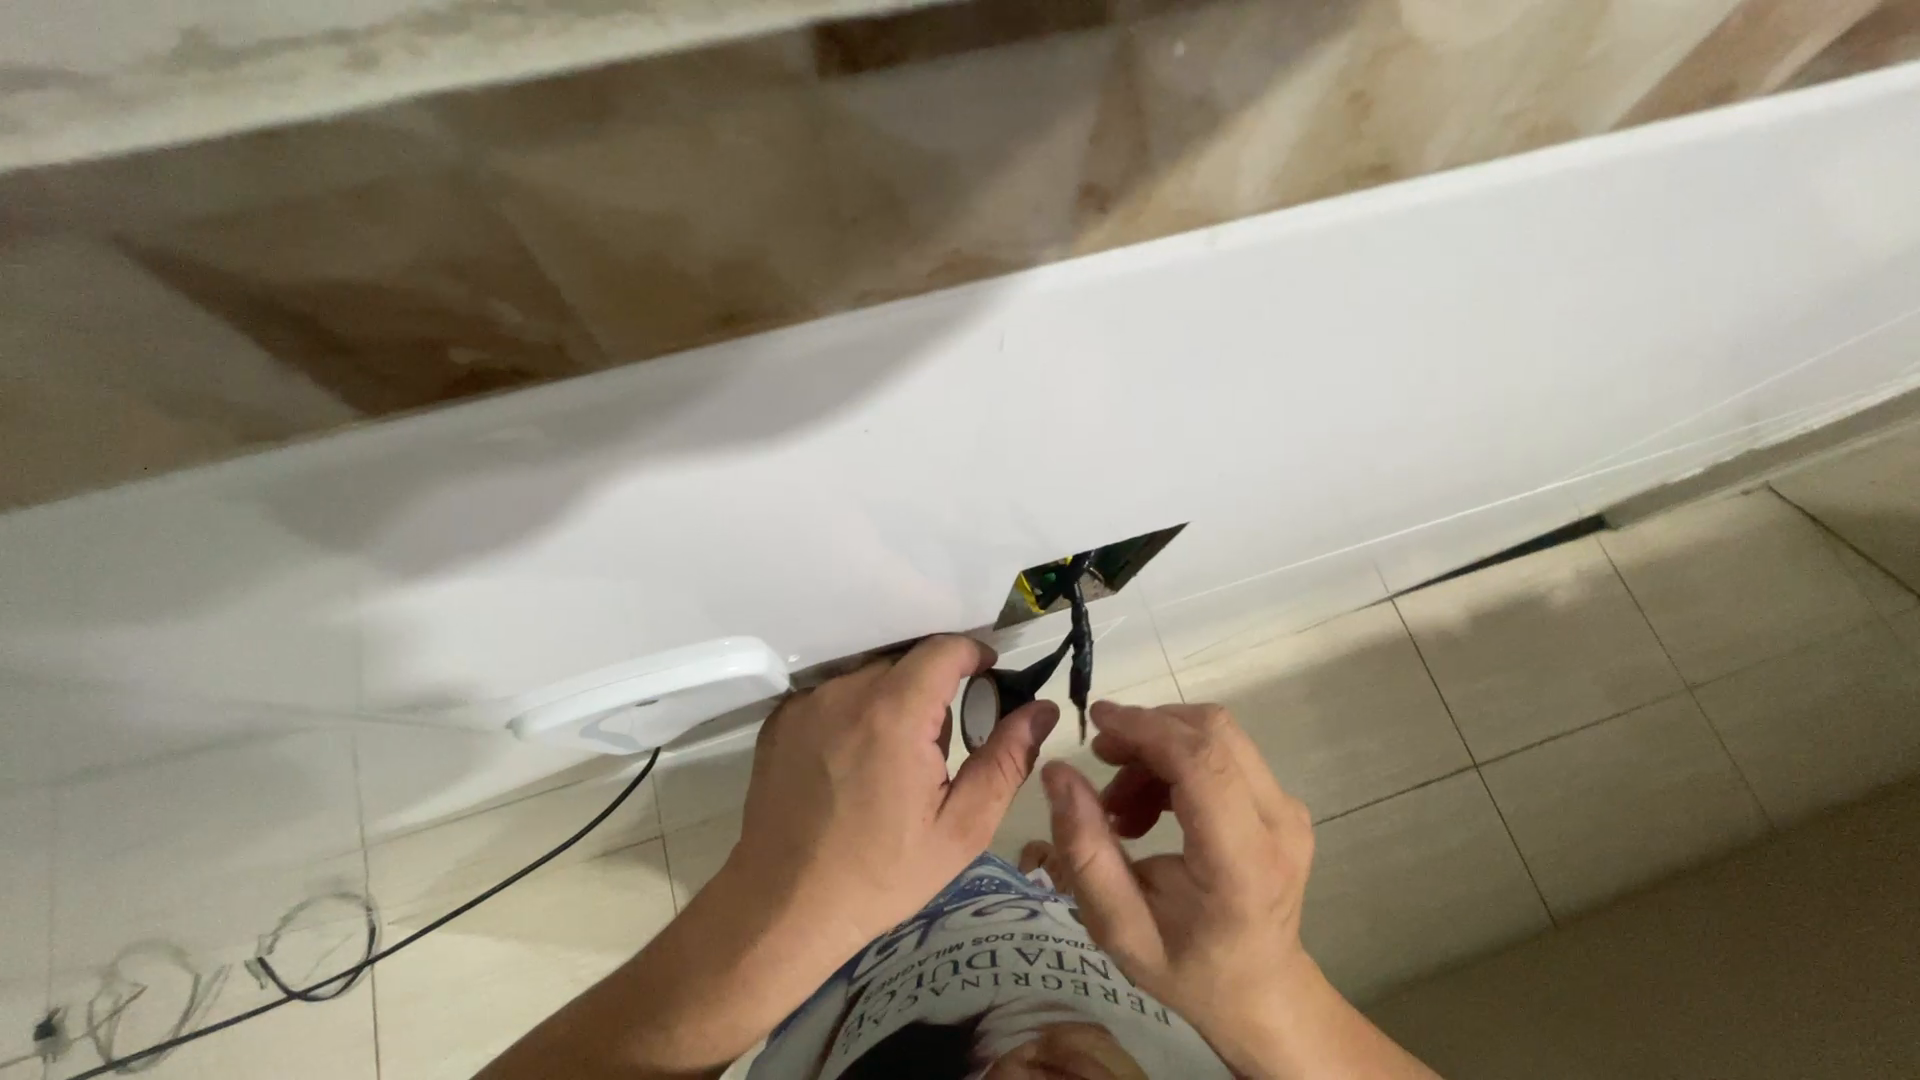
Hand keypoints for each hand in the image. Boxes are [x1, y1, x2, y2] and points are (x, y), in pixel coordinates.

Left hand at [720, 634, 1059, 962]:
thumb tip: (1042, 710)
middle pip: (907, 661)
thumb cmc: (880, 874)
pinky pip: (833, 695)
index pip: (944, 648)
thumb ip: (1006, 760)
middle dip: (933, 688)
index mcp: (894, 712)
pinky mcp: (780, 719)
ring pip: (868, 676)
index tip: (989, 678)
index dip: (974, 655)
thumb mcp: (961, 827)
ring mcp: (806, 703)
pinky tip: (851, 765)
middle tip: (940, 746)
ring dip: (892, 699)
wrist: (784, 905)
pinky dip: (853, 713)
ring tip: (892, 762)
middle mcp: (845, 692)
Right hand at [1040, 701, 1320, 1076]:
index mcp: (1242, 862)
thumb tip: (1057, 772)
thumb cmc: (1186, 967)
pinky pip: (1223, 753)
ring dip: (1158, 748)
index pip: (1200, 763)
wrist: (1261, 992)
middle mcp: (1279, 824)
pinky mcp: (1284, 802)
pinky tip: (1150, 804)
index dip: (1145, 729)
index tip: (1094, 721)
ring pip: (1216, 735)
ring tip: (1121, 804)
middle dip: (1146, 731)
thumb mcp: (1118, 926)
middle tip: (1101, 763)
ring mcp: (1288, 809)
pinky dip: (1177, 759)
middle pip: (1211, 733)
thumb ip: (1085, 850)